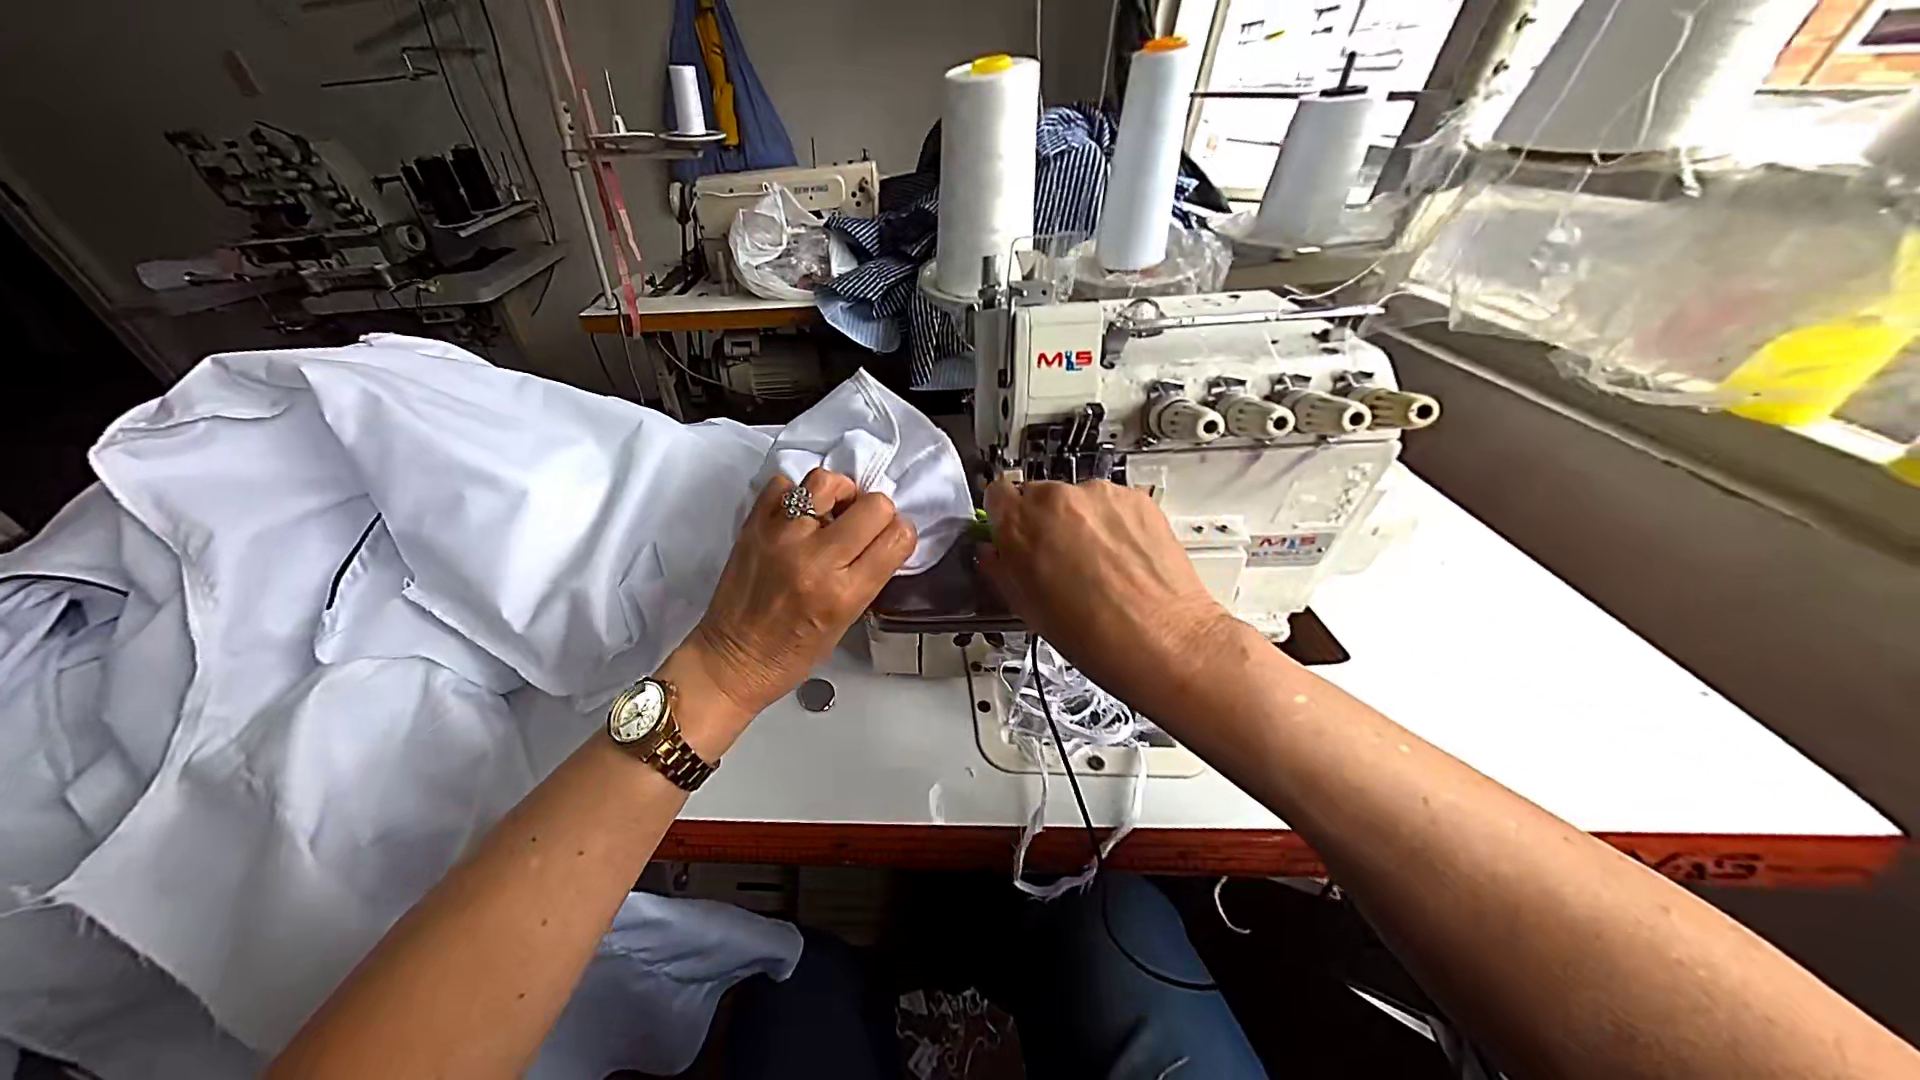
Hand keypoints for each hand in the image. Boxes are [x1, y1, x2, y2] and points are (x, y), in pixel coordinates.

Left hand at [668, 469, 915, 736]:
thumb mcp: (847, 621)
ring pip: (827, 481)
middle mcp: (814, 560)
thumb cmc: (791, 652)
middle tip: (864, 527)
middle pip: (874, 505)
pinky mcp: (753, 527)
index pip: (897, 537)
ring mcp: (780, 538)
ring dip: (839, 493)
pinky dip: (795, 495)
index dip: (900, 534)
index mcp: (843, 593)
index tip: (890, 540)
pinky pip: (783, 484)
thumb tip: (884, 537)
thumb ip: (869, 576)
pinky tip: (799, 516)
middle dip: (878, 513)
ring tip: (832, 512)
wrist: (734, 660)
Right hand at [977, 477, 1253, 721]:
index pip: (997, 494)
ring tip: (1096, 565)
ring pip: (1078, 499)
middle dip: (1045, 522)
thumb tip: (994, 557)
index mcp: (1019, 523)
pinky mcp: (1135, 499)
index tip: (1012, 529)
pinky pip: (1114, 503)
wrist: (1159, 638)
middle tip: (1058, 558)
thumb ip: (1001, 569)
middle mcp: (1056, 500)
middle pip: (1038, 495)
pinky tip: (1120, 560)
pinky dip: (1114, 524)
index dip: (1004, 515)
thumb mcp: (1025, 607)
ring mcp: (1098, 496)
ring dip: (1082, 523)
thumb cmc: (1094, 633)